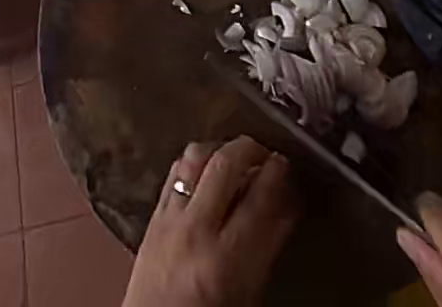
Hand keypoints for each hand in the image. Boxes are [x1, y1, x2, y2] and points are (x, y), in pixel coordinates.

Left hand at [122, 136, 299, 306]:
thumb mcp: (249, 294)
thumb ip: (269, 246)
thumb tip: (289, 202)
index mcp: (225, 260)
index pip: (259, 200)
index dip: (278, 174)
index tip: (287, 163)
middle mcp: (195, 231)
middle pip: (225, 165)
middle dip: (250, 148)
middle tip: (267, 151)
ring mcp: (170, 218)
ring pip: (195, 157)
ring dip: (221, 148)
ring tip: (238, 155)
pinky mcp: (153, 214)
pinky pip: (175, 170)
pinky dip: (195, 160)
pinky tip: (208, 166)